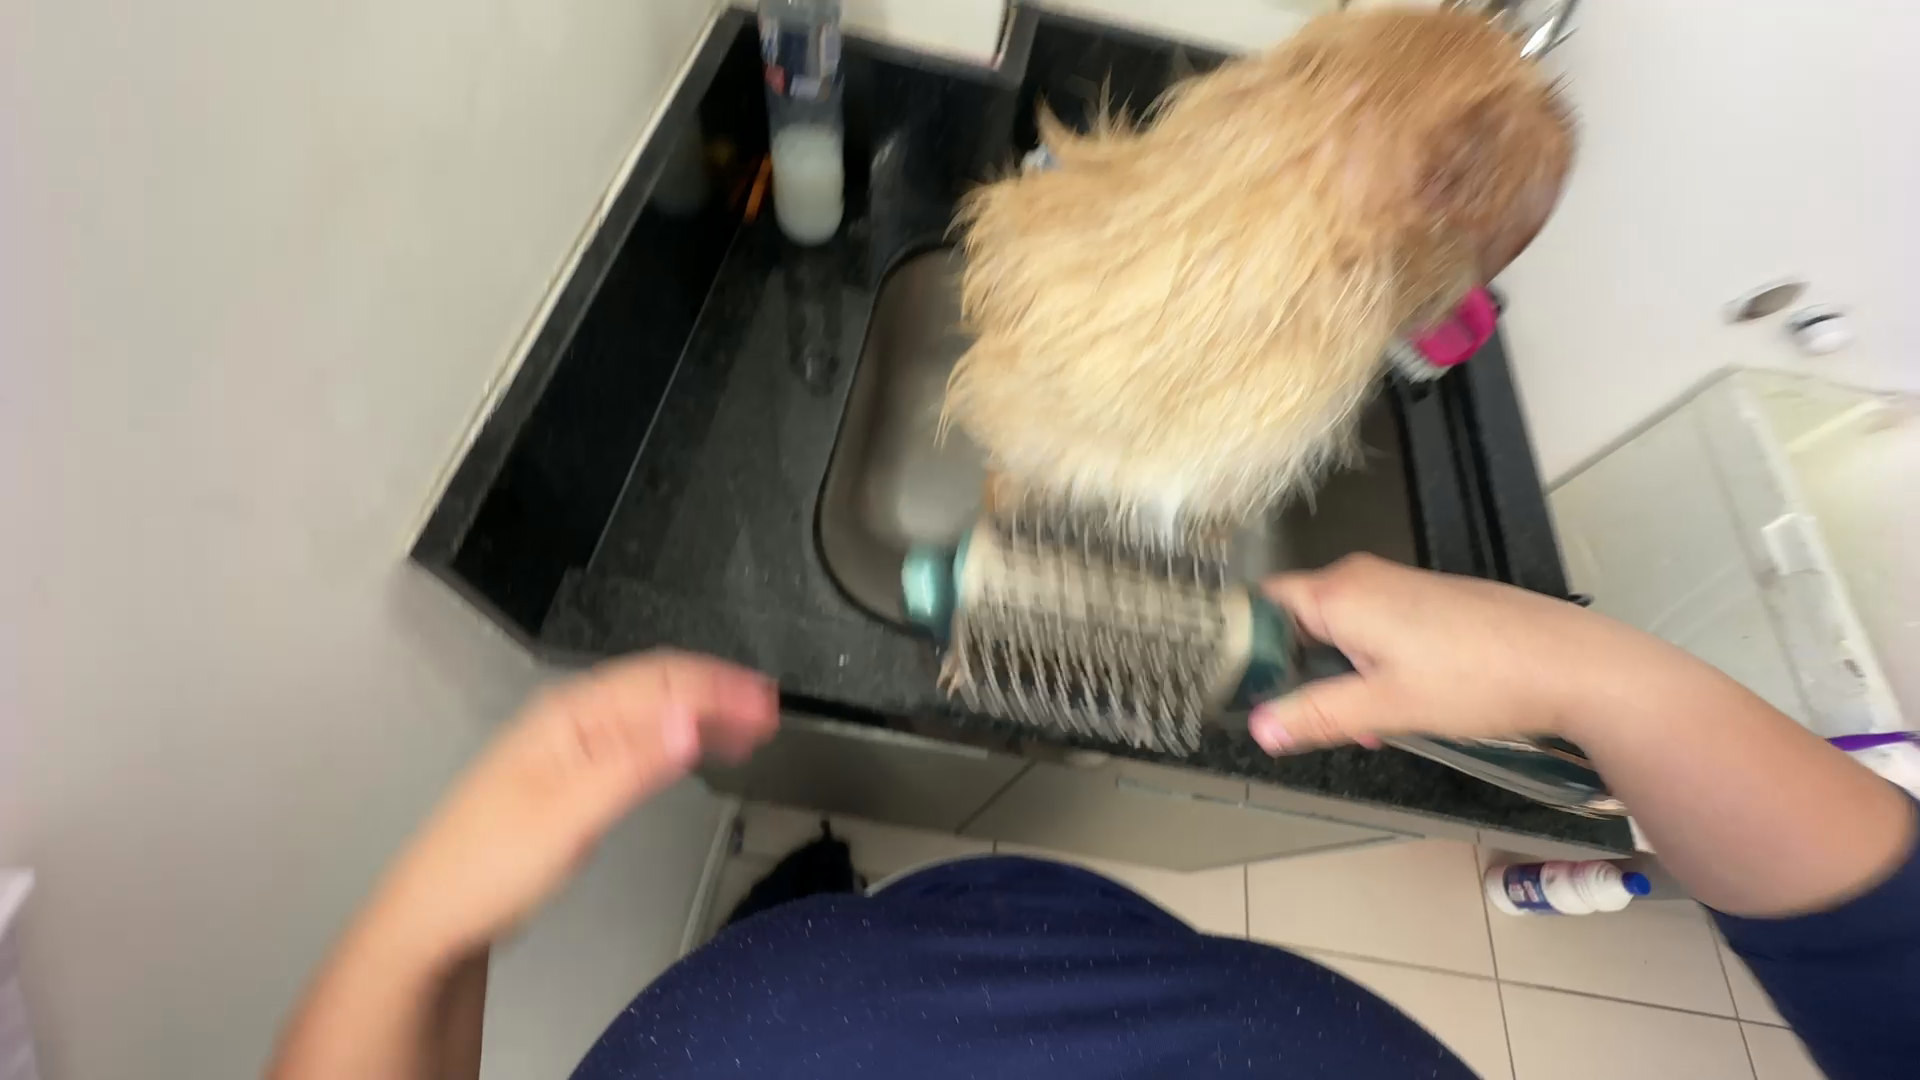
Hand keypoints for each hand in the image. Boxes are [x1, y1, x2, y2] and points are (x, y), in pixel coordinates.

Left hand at [369, 651, 779, 964]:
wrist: (432, 919)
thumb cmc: (487, 866)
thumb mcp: (565, 815)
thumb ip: (632, 764)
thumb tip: (691, 724)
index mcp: (573, 714)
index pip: (663, 682)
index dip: (719, 689)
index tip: (765, 705)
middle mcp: (578, 717)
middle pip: (663, 686)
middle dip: (720, 693)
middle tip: (769, 710)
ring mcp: (580, 742)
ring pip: (658, 709)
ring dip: (707, 712)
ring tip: (752, 725)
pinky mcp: (585, 769)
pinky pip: (647, 736)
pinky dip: (684, 736)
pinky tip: (703, 746)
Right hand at [1248, 555, 1646, 753]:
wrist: (1578, 665)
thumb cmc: (1478, 679)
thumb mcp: (1386, 706)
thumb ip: (1315, 715)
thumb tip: (1258, 728)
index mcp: (1338, 593)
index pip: (1261, 602)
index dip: (1245, 640)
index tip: (1243, 682)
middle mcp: (1359, 577)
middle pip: (1297, 617)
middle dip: (1298, 669)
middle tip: (1311, 716)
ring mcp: (1394, 584)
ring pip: (1335, 626)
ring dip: (1335, 672)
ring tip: (1363, 721)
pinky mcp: (1422, 598)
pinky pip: (1368, 624)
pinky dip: (1366, 661)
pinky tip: (1397, 700)